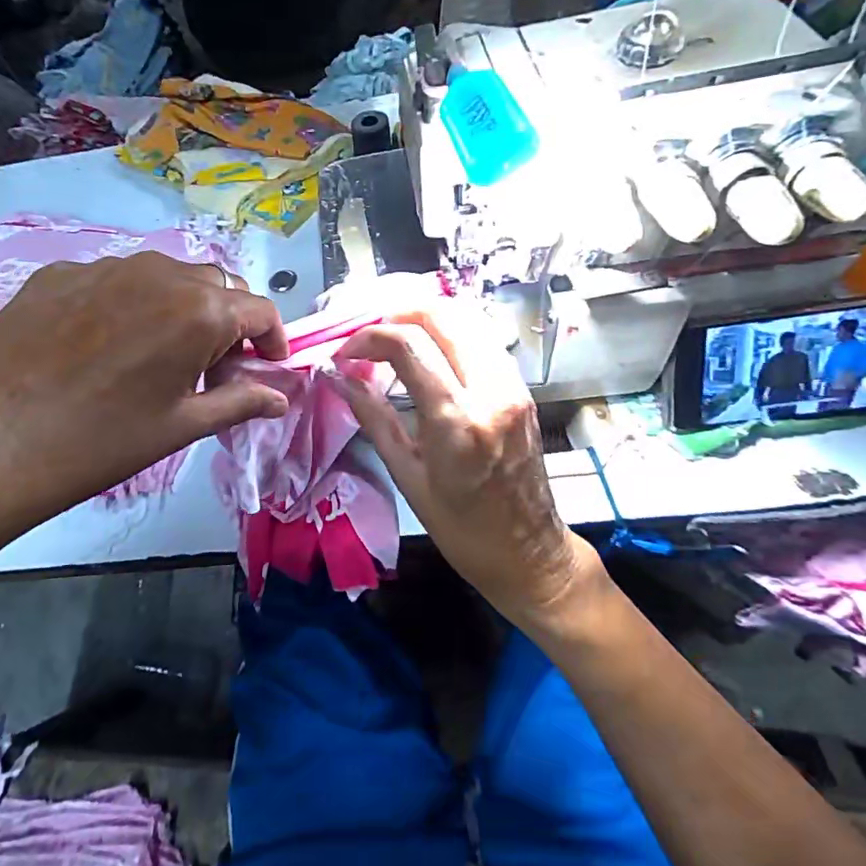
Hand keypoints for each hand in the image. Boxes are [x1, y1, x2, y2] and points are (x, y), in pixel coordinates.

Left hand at [0, 252, 289, 548]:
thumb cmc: (97, 442)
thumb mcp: (178, 428)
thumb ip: (238, 403)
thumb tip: (280, 398)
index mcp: (199, 310)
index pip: (259, 309)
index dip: (272, 340)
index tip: (265, 369)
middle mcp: (158, 272)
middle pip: (215, 287)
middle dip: (227, 323)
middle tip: (210, 371)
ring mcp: (104, 266)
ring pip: (164, 277)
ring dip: (179, 309)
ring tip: (156, 358)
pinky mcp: (58, 273)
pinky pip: (113, 280)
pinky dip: (129, 305)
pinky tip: (101, 347)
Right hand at [335, 301, 602, 624]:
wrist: (528, 553)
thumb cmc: (460, 527)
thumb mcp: (407, 476)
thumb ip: (372, 417)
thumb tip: (337, 376)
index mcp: (456, 422)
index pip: (408, 345)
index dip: (368, 337)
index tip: (345, 352)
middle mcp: (491, 392)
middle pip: (443, 316)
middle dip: (397, 311)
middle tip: (368, 330)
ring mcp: (513, 386)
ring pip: (469, 318)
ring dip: (425, 315)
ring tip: (392, 332)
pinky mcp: (521, 388)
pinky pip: (483, 339)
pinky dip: (450, 330)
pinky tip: (426, 346)